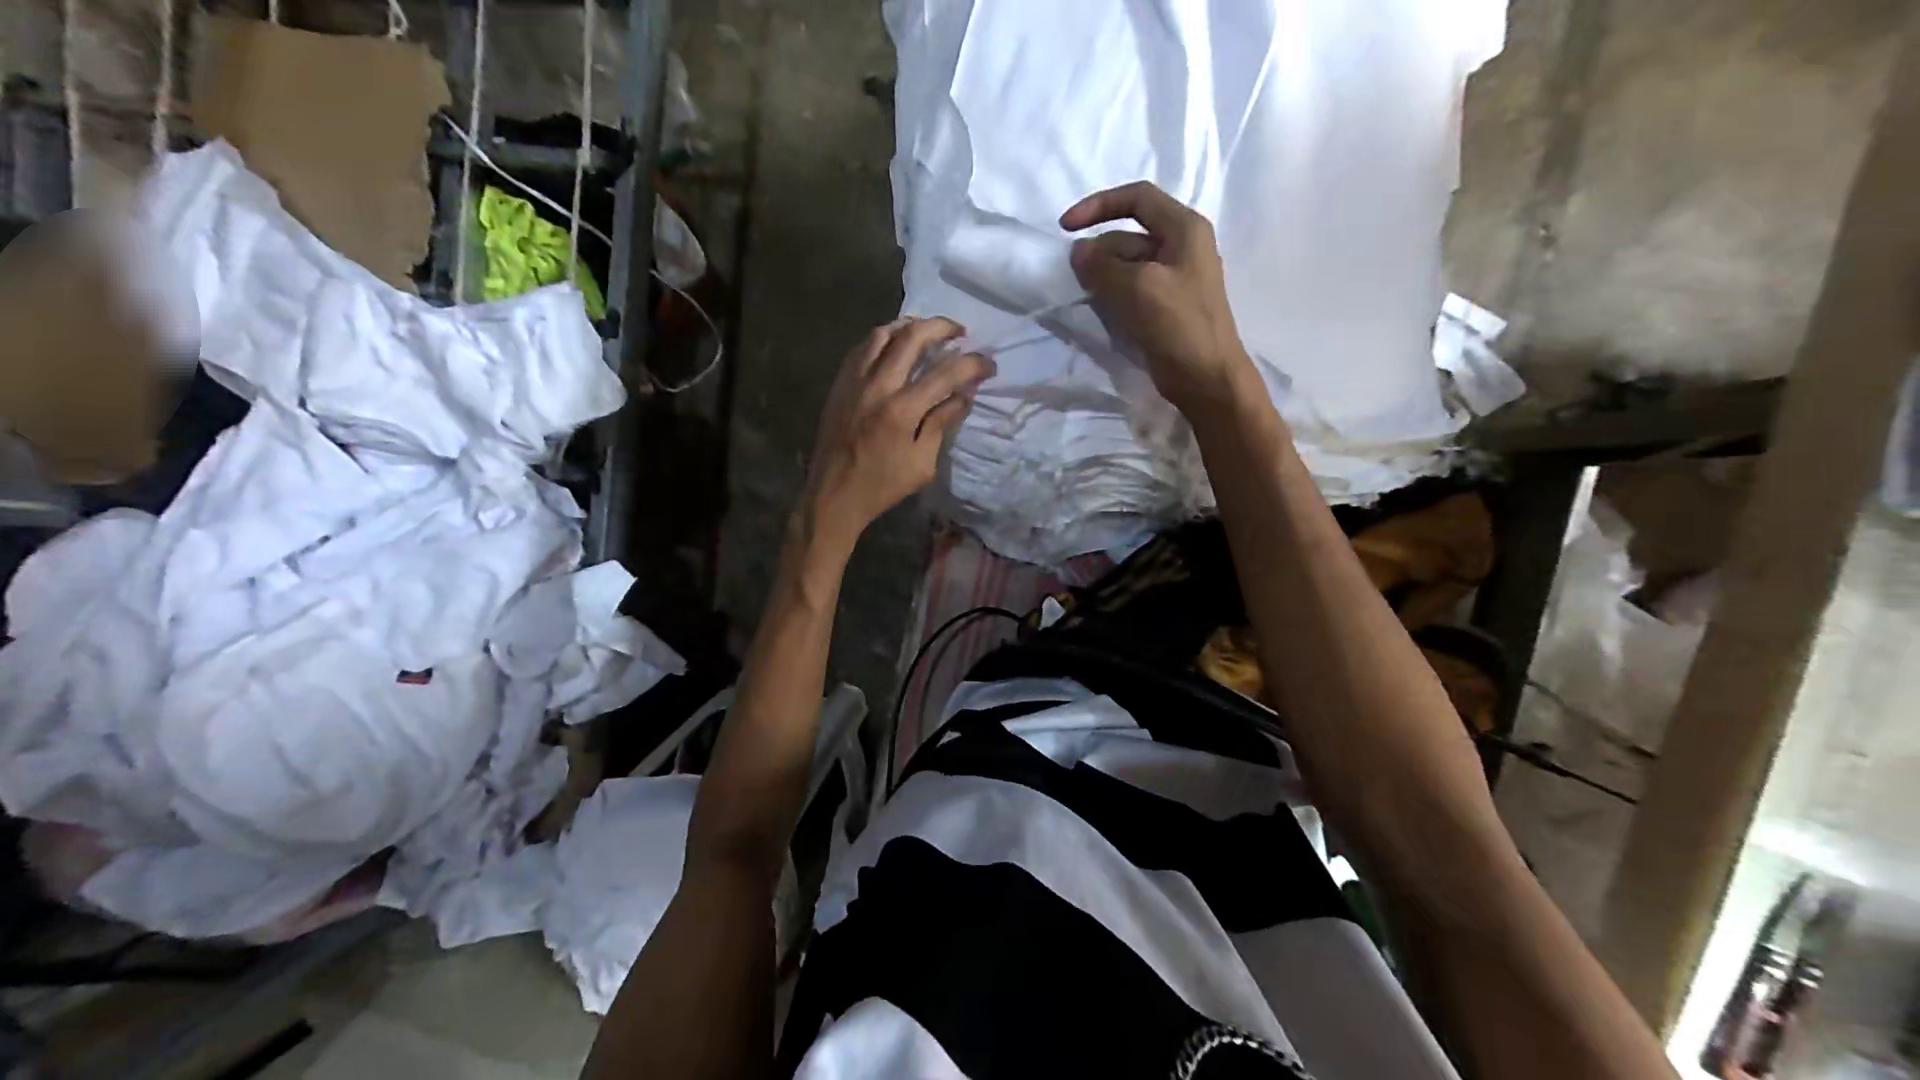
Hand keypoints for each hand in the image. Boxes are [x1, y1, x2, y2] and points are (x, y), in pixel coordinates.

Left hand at [801, 318, 994, 550]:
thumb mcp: (922, 464)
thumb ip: (942, 424)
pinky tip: (894, 345)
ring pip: (882, 334)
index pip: (946, 373)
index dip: (973, 364)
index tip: (989, 364)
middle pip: (912, 337)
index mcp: (902, 410)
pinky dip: (882, 338)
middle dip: (942, 327)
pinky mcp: (840, 384)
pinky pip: (861, 347)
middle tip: (960, 331)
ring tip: (927, 330)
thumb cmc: (882, 485)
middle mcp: (877, 385)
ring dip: (909, 326)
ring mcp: (854, 381)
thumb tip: (963, 395)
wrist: (833, 494)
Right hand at [1061, 181, 1254, 412]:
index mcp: (1184, 229)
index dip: (1099, 205)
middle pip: (1129, 234)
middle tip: (1076, 277)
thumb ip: (1102, 265)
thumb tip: (1078, 251)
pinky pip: (1131, 289)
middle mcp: (1181, 246)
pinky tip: (1099, 309)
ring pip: (1127, 264)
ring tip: (1086, 295)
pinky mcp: (1164, 305)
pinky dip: (1112, 293)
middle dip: (1099, 250)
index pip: (1137, 198)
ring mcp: (1173, 278)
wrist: (1207, 378)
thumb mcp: (1137, 288)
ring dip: (1103, 275)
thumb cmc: (1179, 325)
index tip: (1066, 227)